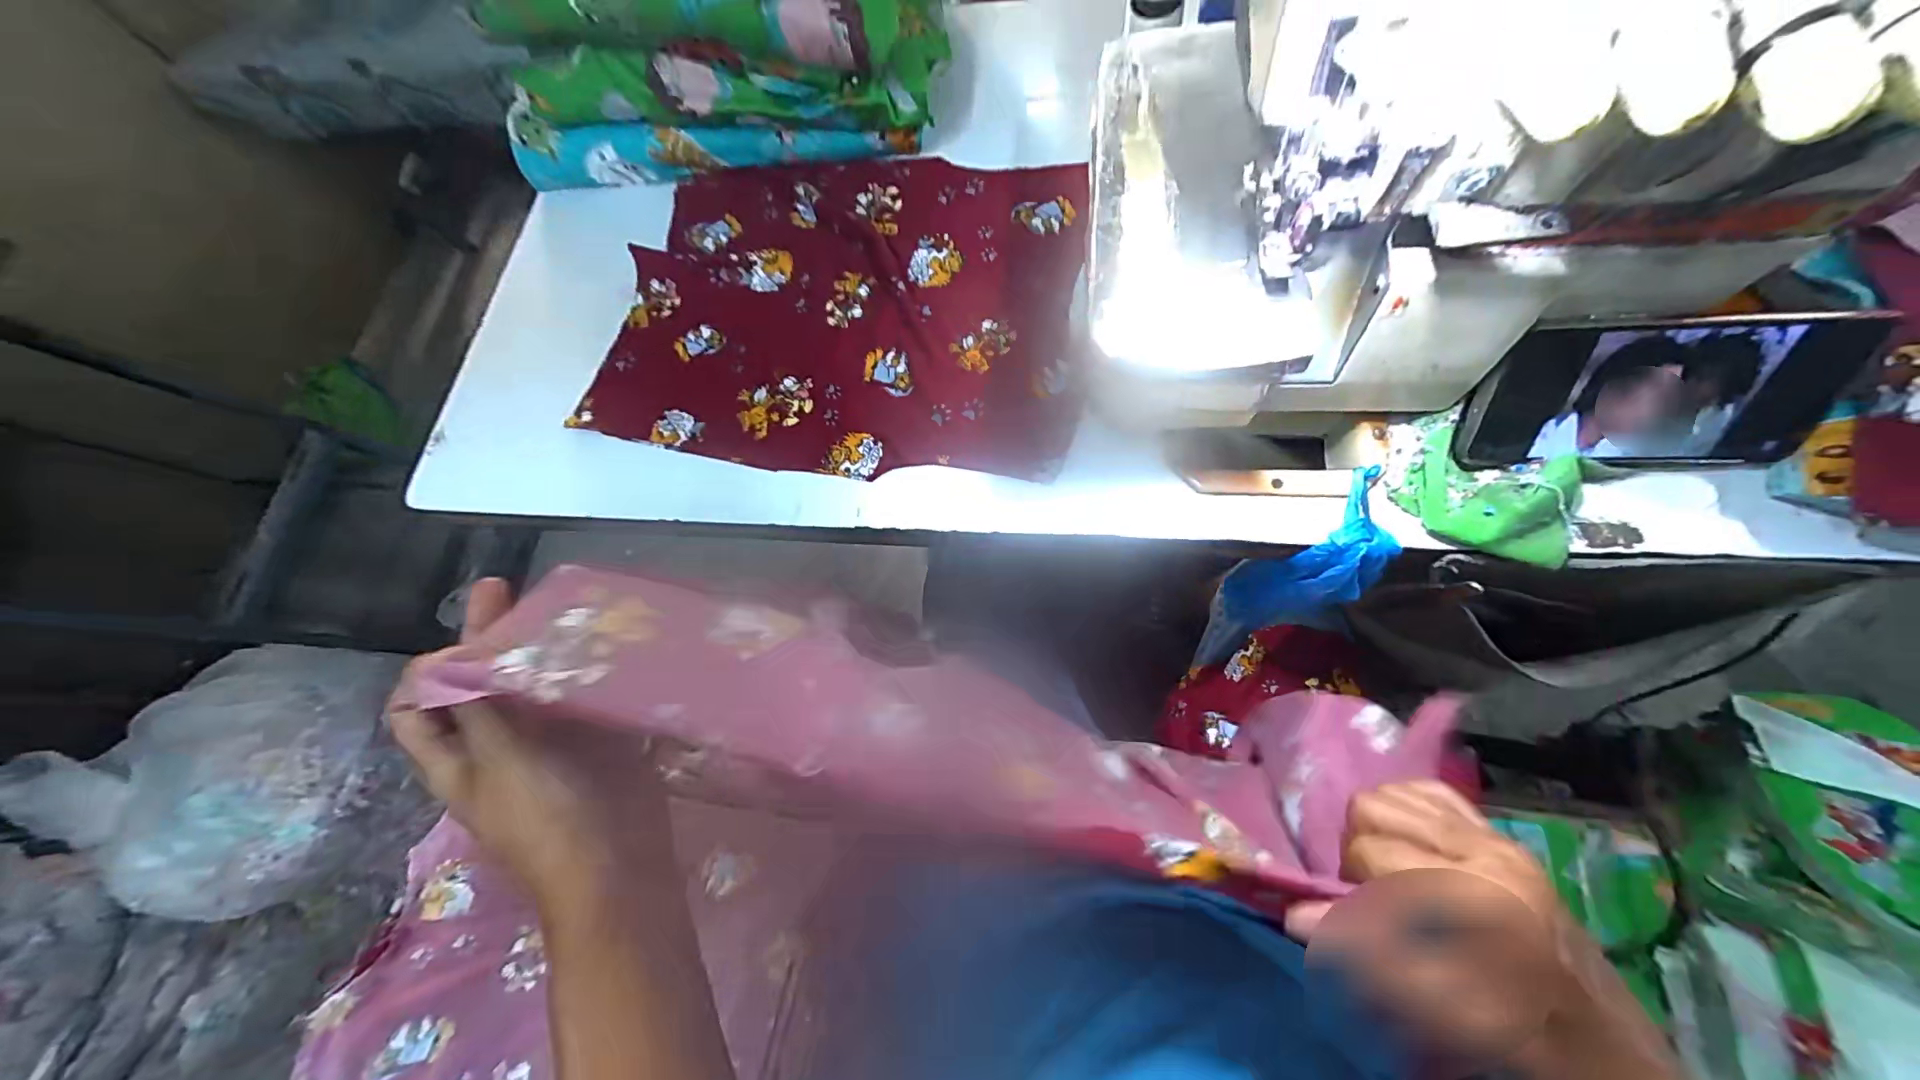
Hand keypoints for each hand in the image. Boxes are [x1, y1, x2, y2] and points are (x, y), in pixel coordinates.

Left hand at [389, 578, 675, 910]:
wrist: (619, 864)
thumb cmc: (549, 818)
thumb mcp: (502, 764)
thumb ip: (476, 710)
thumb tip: (445, 659)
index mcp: (460, 758)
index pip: (418, 705)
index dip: (432, 665)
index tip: (471, 631)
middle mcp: (500, 746)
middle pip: (483, 687)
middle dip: (494, 644)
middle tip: (518, 596)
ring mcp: (551, 744)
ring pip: (537, 689)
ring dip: (546, 655)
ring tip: (566, 614)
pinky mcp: (596, 743)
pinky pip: (585, 700)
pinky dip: (590, 675)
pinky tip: (608, 650)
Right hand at [1286, 781, 1572, 1071]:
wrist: (1601, 1052)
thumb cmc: (1513, 1035)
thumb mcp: (1439, 1012)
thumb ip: (1366, 954)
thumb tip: (1292, 914)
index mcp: (1474, 893)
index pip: (1365, 851)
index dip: (1349, 886)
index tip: (1363, 924)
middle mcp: (1486, 852)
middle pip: (1370, 807)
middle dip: (1357, 850)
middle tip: (1376, 897)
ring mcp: (1498, 841)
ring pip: (1392, 793)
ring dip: (1378, 830)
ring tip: (1395, 874)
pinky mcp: (1505, 841)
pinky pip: (1430, 792)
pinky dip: (1407, 811)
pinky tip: (1414, 849)